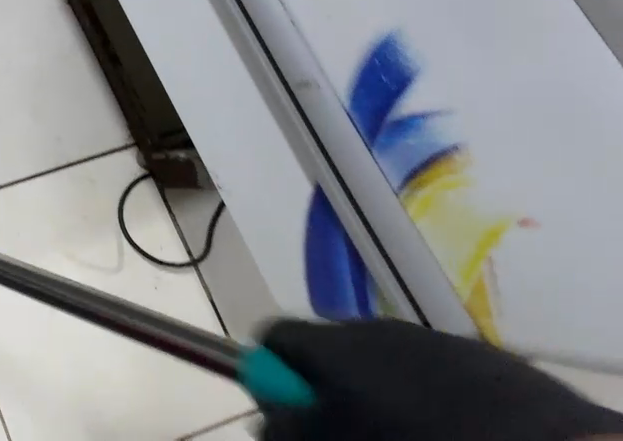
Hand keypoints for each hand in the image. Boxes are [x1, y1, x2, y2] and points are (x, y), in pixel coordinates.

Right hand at [260, 318, 622, 440]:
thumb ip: (287, 426)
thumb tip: (266, 414)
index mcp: (330, 343)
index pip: (276, 337)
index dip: (275, 372)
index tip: (290, 410)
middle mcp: (372, 327)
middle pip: (330, 348)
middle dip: (333, 385)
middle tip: (351, 431)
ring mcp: (435, 342)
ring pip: (387, 361)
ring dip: (386, 391)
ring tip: (413, 435)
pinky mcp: (492, 362)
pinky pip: (443, 375)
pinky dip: (440, 399)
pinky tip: (460, 432)